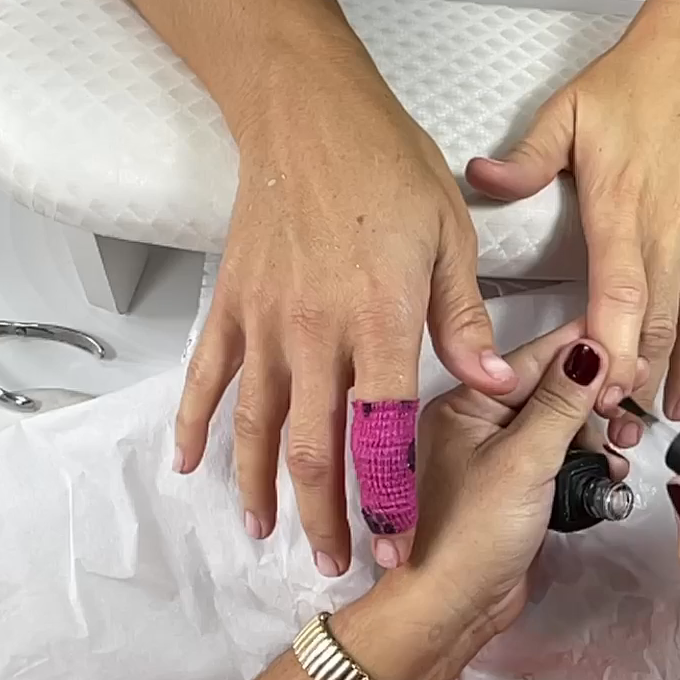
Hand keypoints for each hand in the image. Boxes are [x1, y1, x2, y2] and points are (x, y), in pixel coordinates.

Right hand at [174, 76, 516, 575]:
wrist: (307, 113)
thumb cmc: (388, 166)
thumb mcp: (451, 237)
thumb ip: (464, 320)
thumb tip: (492, 383)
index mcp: (381, 320)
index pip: (387, 432)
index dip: (393, 498)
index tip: (398, 549)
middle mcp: (317, 334)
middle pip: (317, 447)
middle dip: (326, 516)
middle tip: (333, 565)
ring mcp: (264, 324)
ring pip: (256, 426)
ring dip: (260, 488)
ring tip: (264, 535)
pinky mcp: (230, 307)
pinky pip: (206, 376)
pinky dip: (193, 424)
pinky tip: (186, 465)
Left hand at [334, 324, 609, 679]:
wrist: (455, 605)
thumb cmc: (473, 534)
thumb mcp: (522, 461)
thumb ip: (561, 403)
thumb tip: (592, 348)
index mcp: (466, 403)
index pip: (534, 358)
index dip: (584, 353)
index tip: (630, 354)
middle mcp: (479, 422)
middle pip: (551, 387)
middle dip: (596, 394)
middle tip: (632, 403)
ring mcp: (498, 455)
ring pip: (561, 422)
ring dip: (597, 430)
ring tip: (624, 446)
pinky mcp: (518, 485)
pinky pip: (560, 455)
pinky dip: (588, 459)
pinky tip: (608, 472)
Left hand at [466, 0, 679, 437]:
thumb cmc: (636, 76)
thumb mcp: (568, 110)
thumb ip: (525, 160)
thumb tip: (478, 180)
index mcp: (622, 210)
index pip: (616, 299)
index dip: (610, 354)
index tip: (600, 398)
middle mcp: (675, 225)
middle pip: (658, 319)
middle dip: (643, 377)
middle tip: (628, 422)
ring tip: (675, 409)